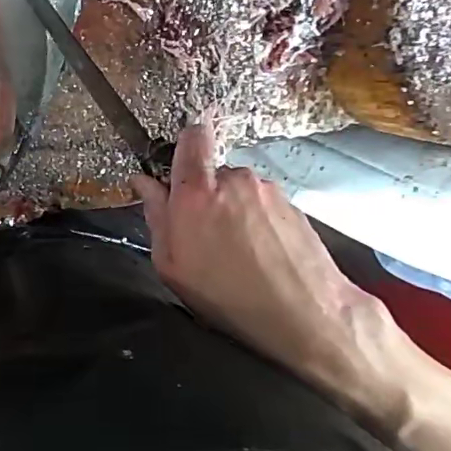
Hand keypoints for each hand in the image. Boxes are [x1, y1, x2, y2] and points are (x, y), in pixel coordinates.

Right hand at [130, 124, 402, 408]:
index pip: (191, 138)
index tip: (179, 172)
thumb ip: (157, 217)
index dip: (185, 148)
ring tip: (238, 253)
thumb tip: (145, 185)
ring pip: (239, 190)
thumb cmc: (233, 298)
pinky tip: (261, 255)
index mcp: (196, 194)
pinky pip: (263, 204)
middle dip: (206, 197)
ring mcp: (266, 189)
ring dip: (234, 212)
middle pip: (212, 173)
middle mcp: (234, 181)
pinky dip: (258, 223)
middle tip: (205, 237)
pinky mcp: (291, 202)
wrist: (305, 312)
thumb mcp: (173, 267)